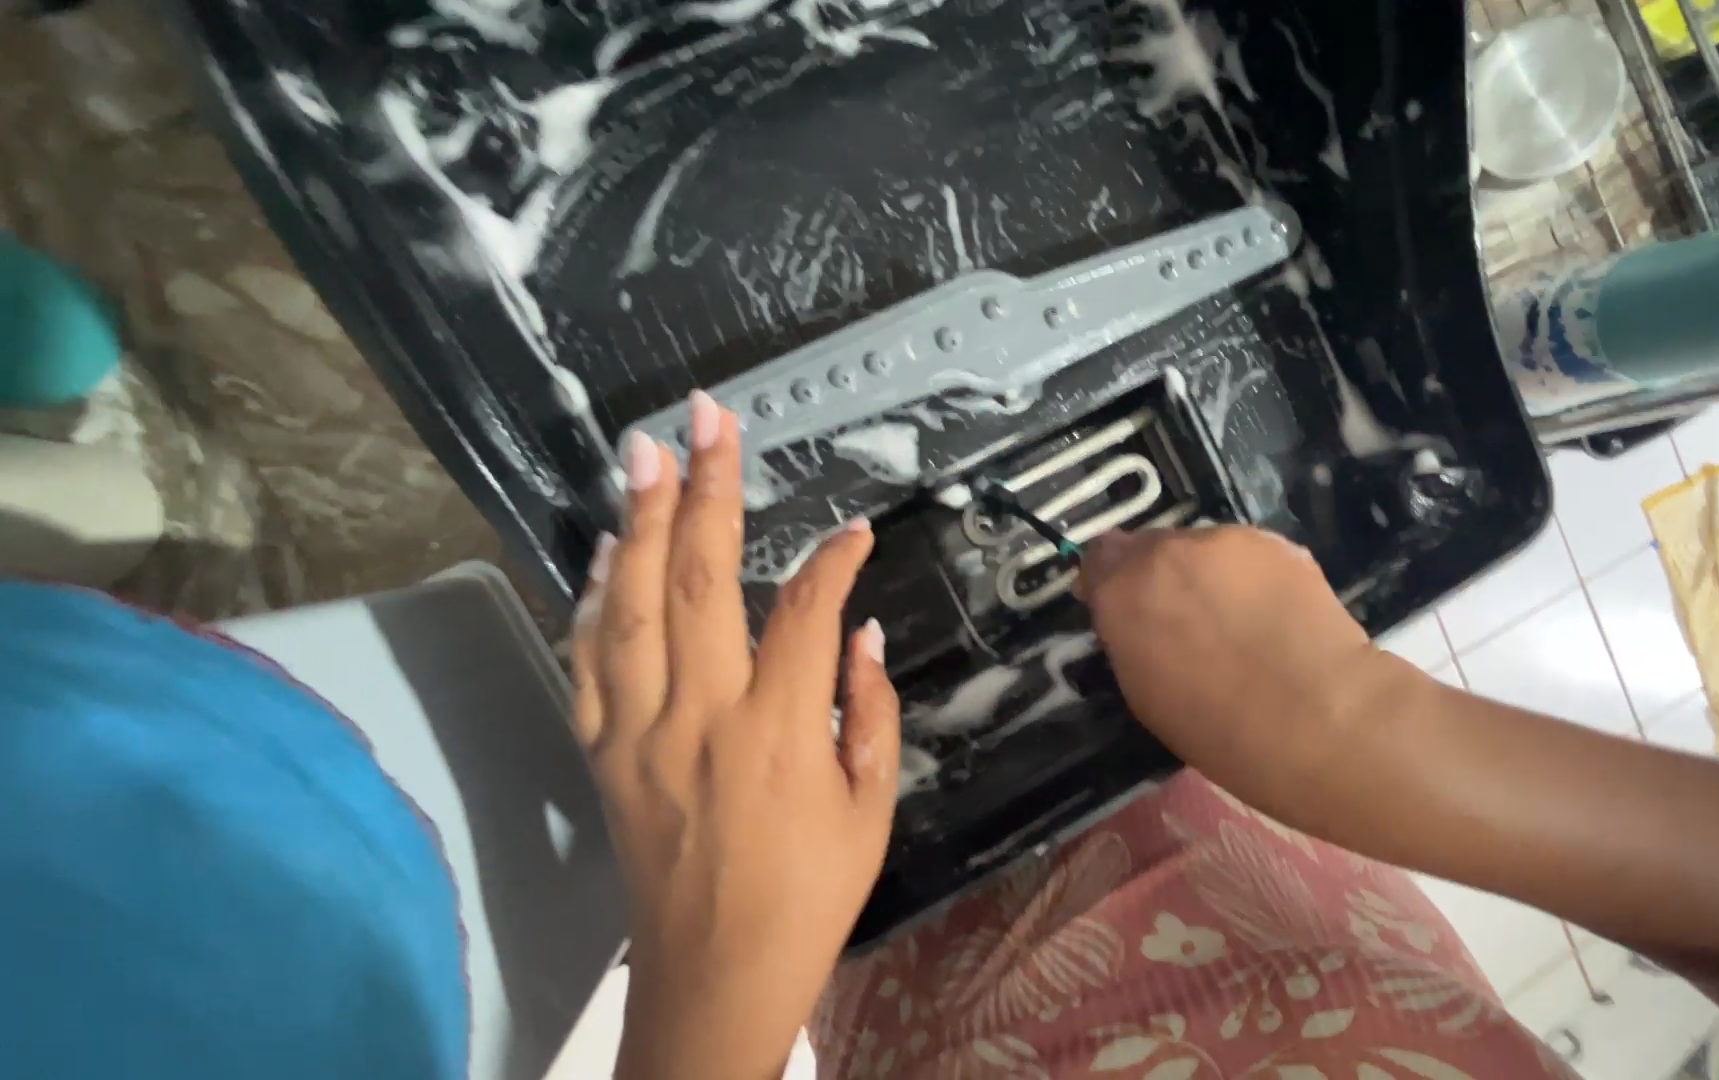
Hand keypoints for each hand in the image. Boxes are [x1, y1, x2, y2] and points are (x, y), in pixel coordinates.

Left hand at [571, 391, 899, 1079]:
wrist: (714, 979)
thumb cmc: (810, 895)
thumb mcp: (871, 810)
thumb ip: (871, 713)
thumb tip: (859, 633)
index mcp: (779, 731)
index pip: (808, 612)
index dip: (835, 560)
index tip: (855, 530)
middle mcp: (702, 715)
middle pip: (700, 580)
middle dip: (709, 489)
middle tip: (707, 419)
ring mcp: (638, 731)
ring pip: (631, 606)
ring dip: (640, 522)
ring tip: (645, 454)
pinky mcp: (602, 753)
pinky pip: (587, 662)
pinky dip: (594, 598)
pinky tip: (608, 549)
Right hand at [1074, 526, 1416, 807]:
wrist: (1317, 717)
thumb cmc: (1215, 725)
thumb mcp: (1140, 687)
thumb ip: (1126, 634)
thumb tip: (1131, 615)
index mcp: (1121, 589)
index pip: (1096, 557)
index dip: (1106, 579)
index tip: (1119, 605)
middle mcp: (1164, 551)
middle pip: (1147, 547)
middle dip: (1156, 576)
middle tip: (1183, 618)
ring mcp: (1222, 541)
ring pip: (1198, 549)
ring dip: (1202, 574)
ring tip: (1235, 618)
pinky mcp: (1274, 542)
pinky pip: (1244, 554)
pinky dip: (1247, 577)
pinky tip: (1270, 614)